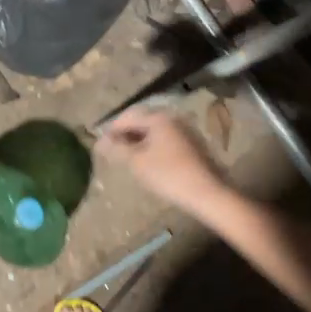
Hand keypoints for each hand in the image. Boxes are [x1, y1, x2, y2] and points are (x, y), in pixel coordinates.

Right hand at [97, 108, 229, 214]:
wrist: (209, 194)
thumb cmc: (169, 175)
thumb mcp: (137, 162)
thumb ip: (117, 148)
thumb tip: (101, 141)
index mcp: (158, 117)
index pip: (127, 117)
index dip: (111, 129)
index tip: (100, 144)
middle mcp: (172, 118)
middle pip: (142, 120)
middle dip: (125, 133)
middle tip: (113, 149)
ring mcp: (185, 130)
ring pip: (154, 130)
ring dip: (139, 139)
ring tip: (128, 156)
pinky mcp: (193, 143)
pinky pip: (166, 138)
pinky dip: (153, 145)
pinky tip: (148, 159)